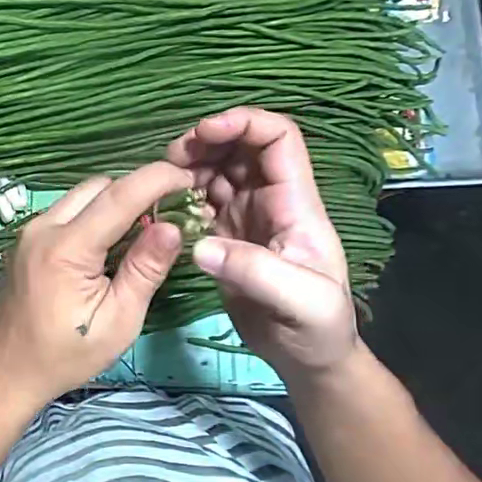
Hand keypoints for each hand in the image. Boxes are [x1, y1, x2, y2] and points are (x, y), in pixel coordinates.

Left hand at [0, 162, 194, 403]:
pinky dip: (96, 214)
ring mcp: (31, 231)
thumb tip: (174, 228)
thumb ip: (145, 270)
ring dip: (116, 201)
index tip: (189, 177)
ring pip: (82, 195)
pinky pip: (69, 210)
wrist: (4, 374)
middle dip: (138, 190)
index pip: (120, 196)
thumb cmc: (65, 356)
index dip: (158, 179)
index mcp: (67, 248)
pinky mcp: (27, 240)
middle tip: (171, 210)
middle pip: (100, 186)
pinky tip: (112, 243)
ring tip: (145, 227)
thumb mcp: (119, 321)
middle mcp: (44, 228)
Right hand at [167, 108, 358, 378]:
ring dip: (191, 168)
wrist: (309, 358)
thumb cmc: (318, 326)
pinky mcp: (228, 239)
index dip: (244, 123)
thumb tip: (200, 246)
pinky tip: (167, 212)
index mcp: (296, 202)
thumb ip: (253, 271)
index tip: (204, 133)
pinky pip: (203, 204)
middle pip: (241, 148)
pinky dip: (183, 200)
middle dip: (207, 142)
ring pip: (218, 172)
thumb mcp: (298, 300)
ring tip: (163, 184)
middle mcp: (272, 200)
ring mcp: (248, 217)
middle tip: (170, 160)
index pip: (278, 139)